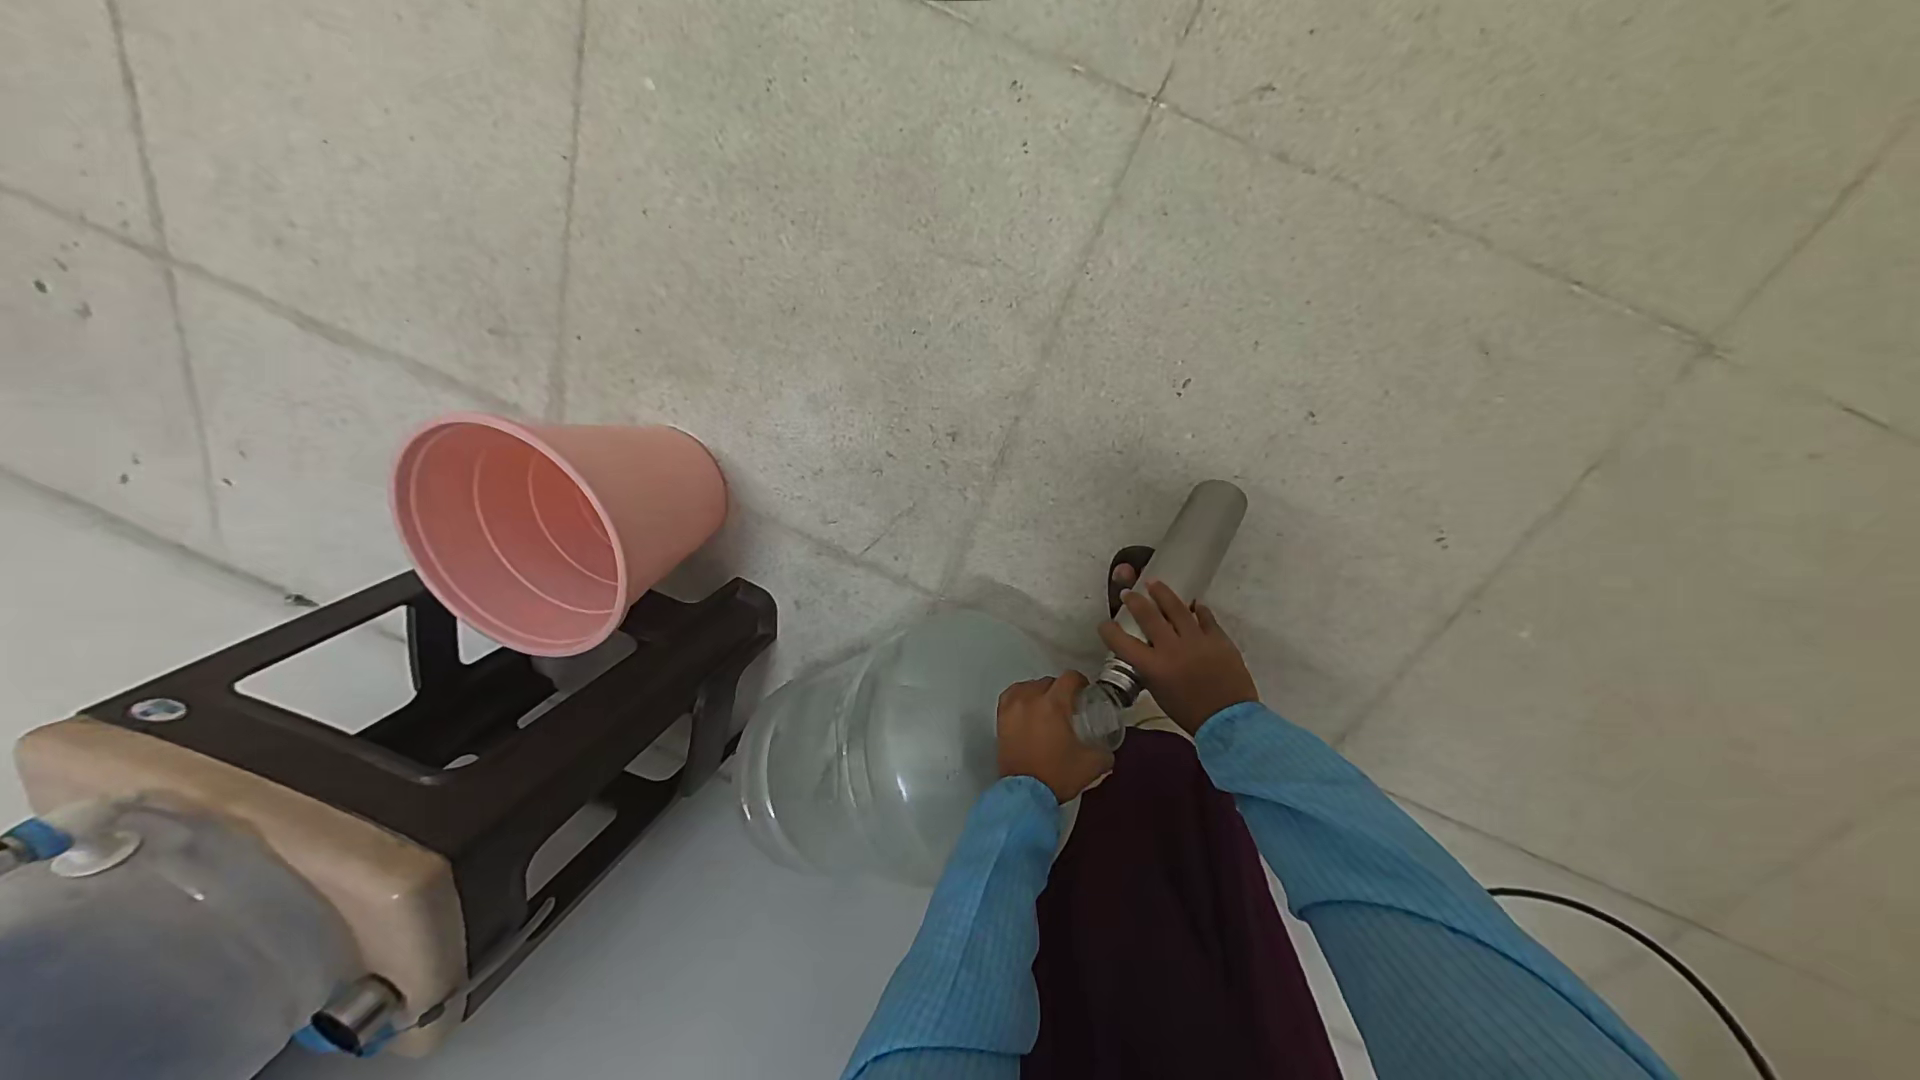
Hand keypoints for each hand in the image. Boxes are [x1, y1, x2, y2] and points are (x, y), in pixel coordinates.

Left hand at [996, 670, 1111, 802]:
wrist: (1025, 794)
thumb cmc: (1057, 776)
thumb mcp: (1091, 764)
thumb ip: (1104, 753)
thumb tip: (1108, 751)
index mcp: (1054, 704)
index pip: (1069, 678)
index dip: (1080, 681)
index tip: (1084, 691)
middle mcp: (1031, 699)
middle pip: (1049, 681)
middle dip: (1061, 689)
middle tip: (1068, 705)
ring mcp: (1012, 708)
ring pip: (1028, 686)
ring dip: (1040, 692)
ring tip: (1047, 706)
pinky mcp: (1001, 718)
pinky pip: (1011, 695)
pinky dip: (1020, 696)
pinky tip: (1027, 706)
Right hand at [1098, 579, 1258, 734]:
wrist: (1229, 720)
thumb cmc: (1189, 712)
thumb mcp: (1158, 693)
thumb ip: (1149, 670)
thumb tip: (1143, 653)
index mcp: (1154, 667)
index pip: (1122, 642)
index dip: (1109, 630)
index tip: (1105, 624)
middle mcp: (1172, 649)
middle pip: (1149, 616)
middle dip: (1135, 601)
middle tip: (1129, 594)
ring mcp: (1197, 641)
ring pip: (1177, 609)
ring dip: (1163, 594)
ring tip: (1154, 583)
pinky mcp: (1219, 639)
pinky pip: (1206, 617)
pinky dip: (1198, 610)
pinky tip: (1193, 605)